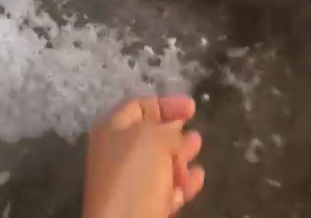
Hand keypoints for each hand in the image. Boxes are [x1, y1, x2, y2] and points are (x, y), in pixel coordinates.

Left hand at [82, 94, 205, 217]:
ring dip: (180, 154)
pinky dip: (182, 183)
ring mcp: (129, 184)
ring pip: (159, 163)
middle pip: (149, 135)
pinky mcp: (142, 209)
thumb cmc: (135, 176)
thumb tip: (174, 129)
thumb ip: (167, 129)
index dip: (166, 104)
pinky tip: (198, 178)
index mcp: (112, 129)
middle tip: (195, 127)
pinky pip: (165, 190)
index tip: (192, 107)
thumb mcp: (153, 140)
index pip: (138, 106)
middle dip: (174, 130)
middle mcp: (117, 154)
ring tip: (198, 146)